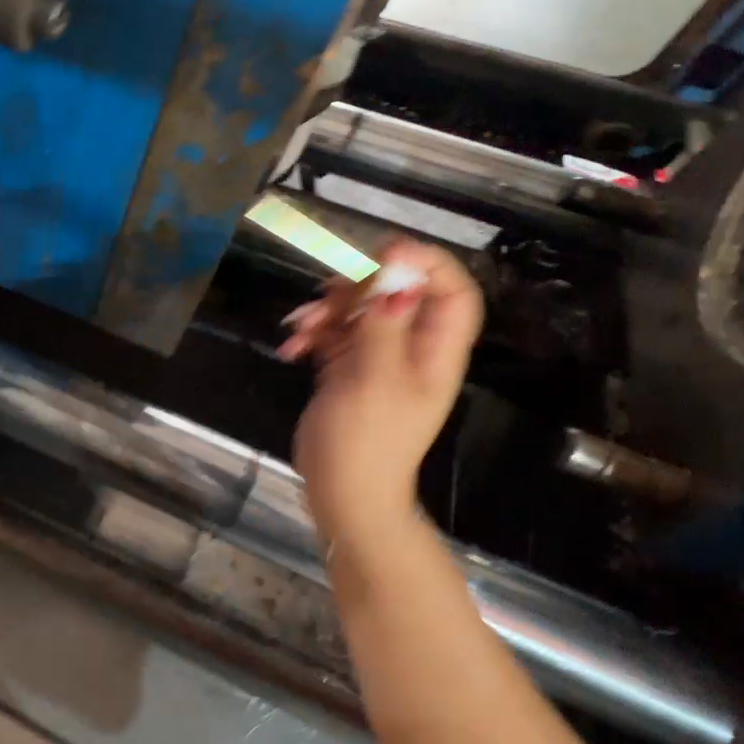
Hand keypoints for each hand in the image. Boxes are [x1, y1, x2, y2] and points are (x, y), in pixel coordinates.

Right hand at [279, 241, 482, 536]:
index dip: (425, 264)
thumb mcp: (375, 377)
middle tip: (327, 291)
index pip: (451, 291)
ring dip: (325, 313)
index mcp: (436, 351)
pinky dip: (312, 336)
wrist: (343, 492)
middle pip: (396, 295)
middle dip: (358, 287)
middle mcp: (411, 349)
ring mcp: (377, 360)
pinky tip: (292, 347)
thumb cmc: (367, 440)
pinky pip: (332, 337)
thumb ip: (384, 322)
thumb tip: (396, 270)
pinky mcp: (346, 372)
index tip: (382, 252)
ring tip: (299, 327)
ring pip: (358, 313)